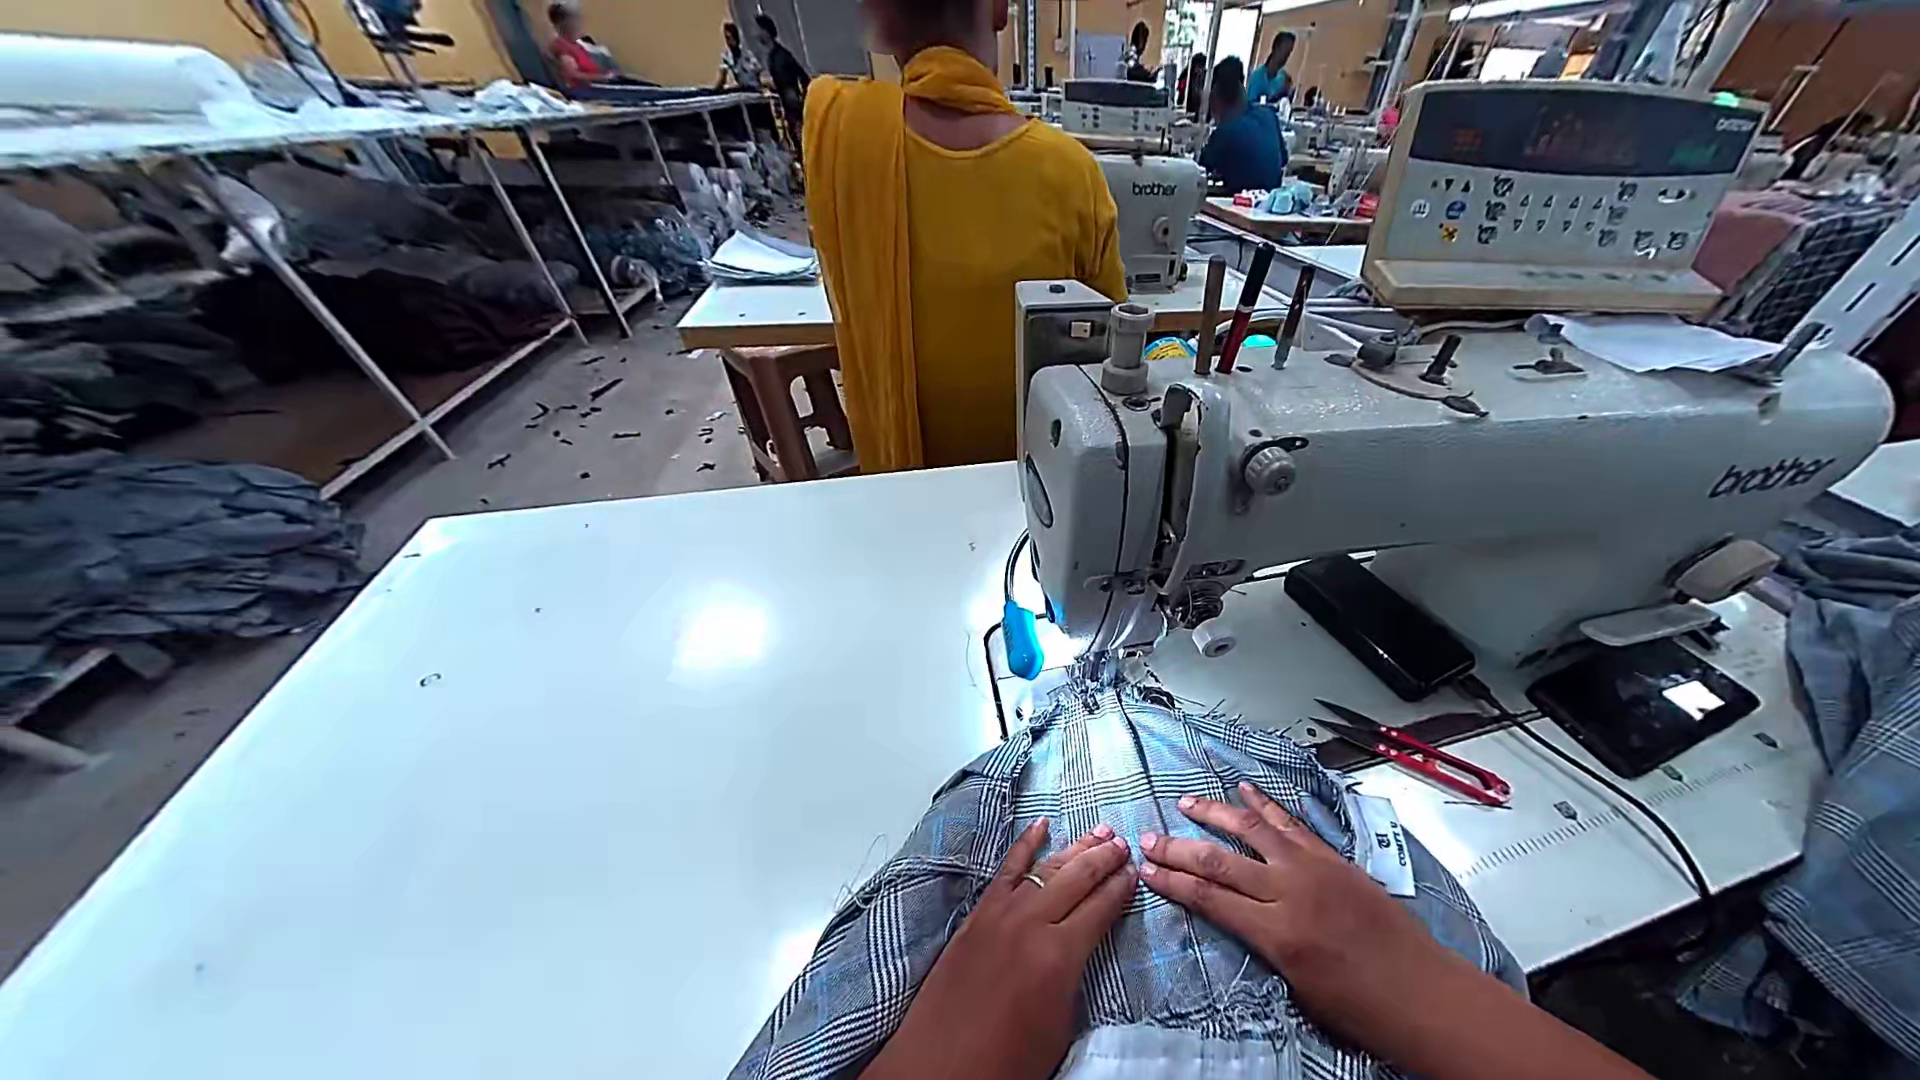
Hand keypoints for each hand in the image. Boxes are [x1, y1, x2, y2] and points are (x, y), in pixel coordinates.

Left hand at [861, 819, 1134, 1079]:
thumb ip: (1076, 972)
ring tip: (1099, 832)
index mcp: (1059, 956)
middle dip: (1104, 859)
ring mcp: (1003, 911)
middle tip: (1123, 844)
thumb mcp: (1060, 1023)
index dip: (1120, 889)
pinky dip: (1025, 844)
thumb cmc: (1008, 1059)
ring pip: (1048, 867)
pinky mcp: (981, 910)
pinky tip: (1040, 825)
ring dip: (1076, 848)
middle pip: (1077, 879)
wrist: (943, 1062)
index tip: (1135, 873)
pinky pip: (1008, 868)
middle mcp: (1032, 923)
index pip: (1100, 909)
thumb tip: (1086, 938)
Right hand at [1137, 782, 1478, 1043]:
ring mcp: (1311, 868)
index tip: (1146, 870)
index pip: (1209, 899)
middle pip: (1218, 860)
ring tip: (1185, 801)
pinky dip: (1264, 803)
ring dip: (1212, 812)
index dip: (1172, 882)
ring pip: (1249, 828)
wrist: (1428, 996)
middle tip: (1149, 838)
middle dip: (1177, 848)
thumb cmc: (1364, 1009)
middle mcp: (1289, 892)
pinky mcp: (1331, 857)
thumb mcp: (1298, 988)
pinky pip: (1290, 823)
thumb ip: (1260, 943)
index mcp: (1278, 934)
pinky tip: (1244, 788)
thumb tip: (1232, 914)